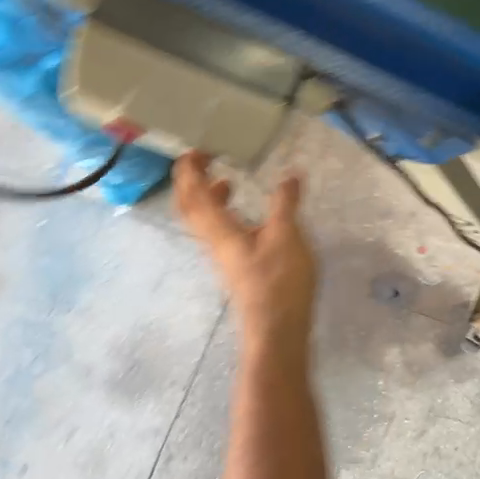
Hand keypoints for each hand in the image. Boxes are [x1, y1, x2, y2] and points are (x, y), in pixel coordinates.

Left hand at [174, 153, 317, 333]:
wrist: (276, 330)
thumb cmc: (279, 280)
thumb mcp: (287, 236)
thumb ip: (285, 204)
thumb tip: (290, 175)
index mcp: (220, 230)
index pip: (193, 194)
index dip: (190, 170)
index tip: (197, 149)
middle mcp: (214, 242)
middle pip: (191, 208)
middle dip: (192, 182)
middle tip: (205, 162)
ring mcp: (225, 257)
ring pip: (205, 222)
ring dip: (210, 198)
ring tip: (229, 182)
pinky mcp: (238, 268)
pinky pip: (222, 233)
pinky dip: (228, 215)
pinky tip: (250, 217)